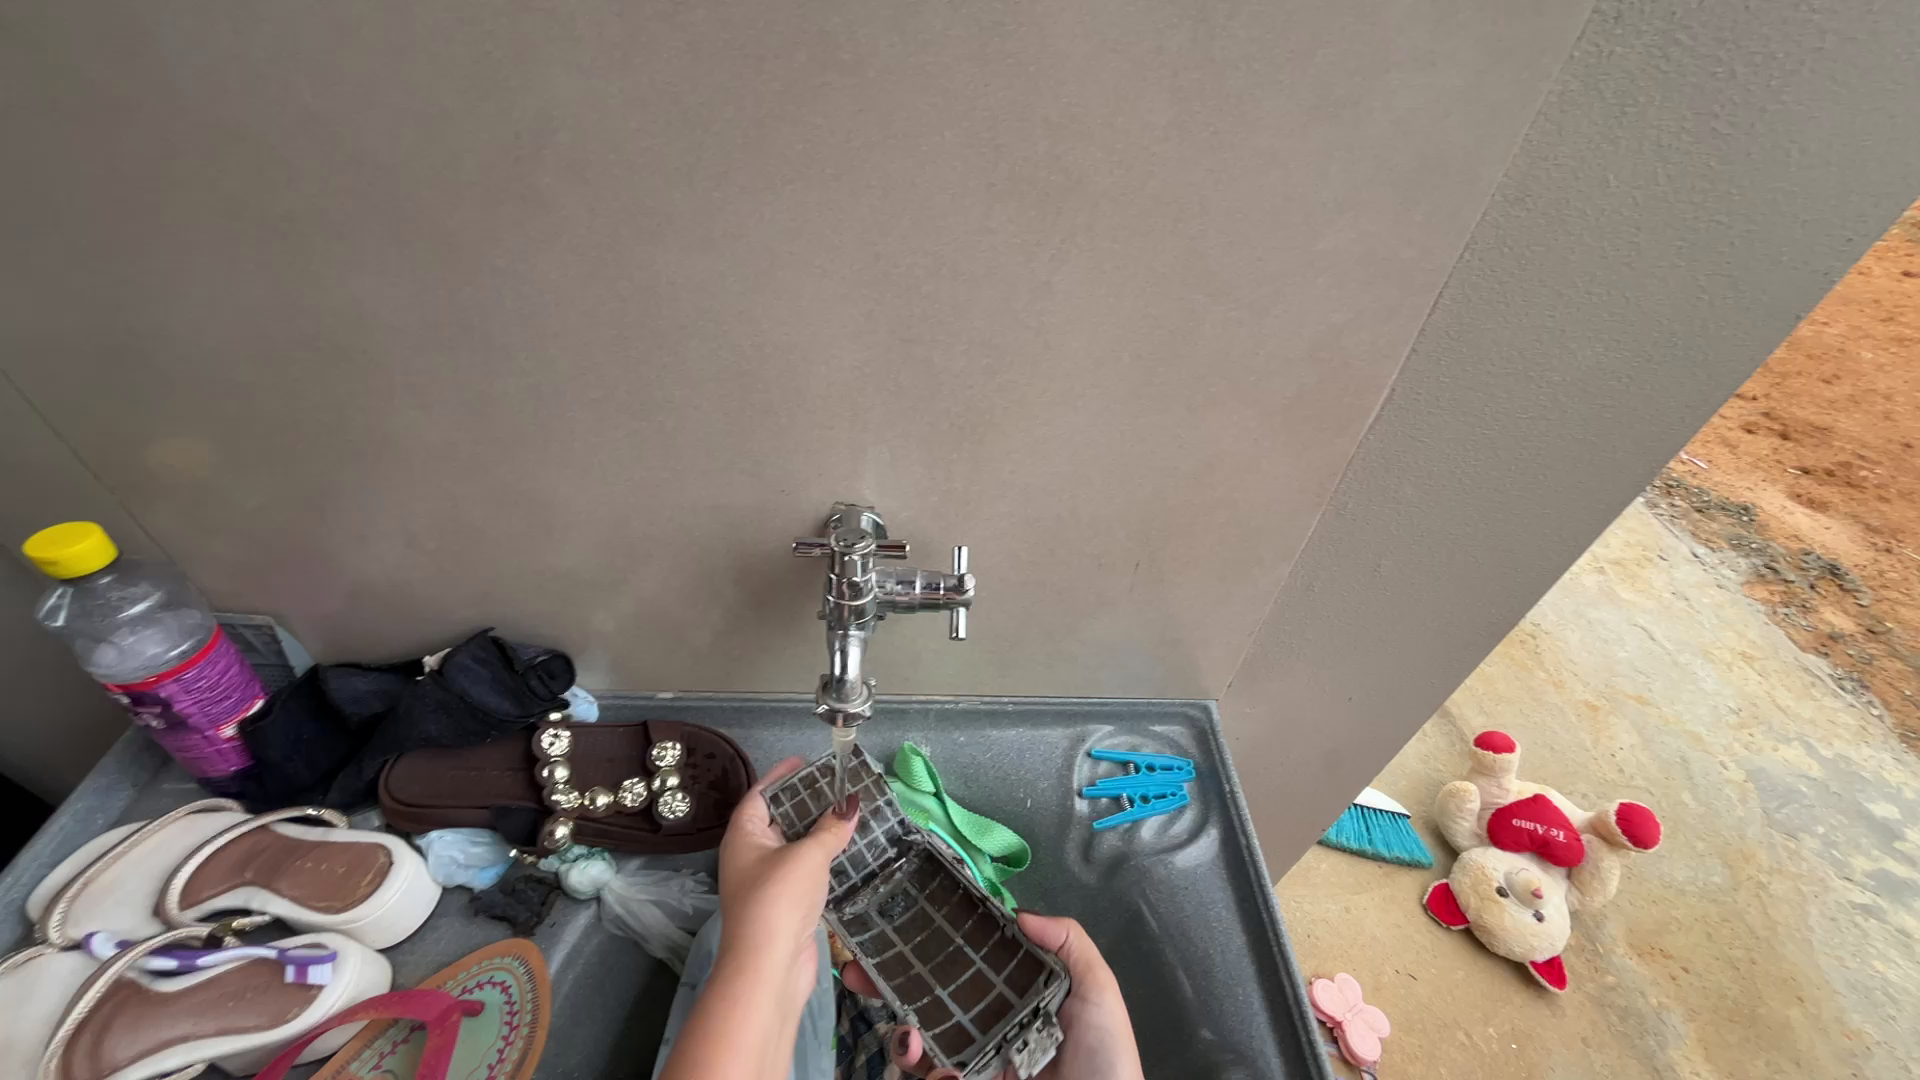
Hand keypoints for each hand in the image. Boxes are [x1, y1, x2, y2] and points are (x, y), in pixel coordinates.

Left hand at [716, 756, 860, 1007]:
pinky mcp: (783, 905)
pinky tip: (844, 850)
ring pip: (793, 846)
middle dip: (804, 802)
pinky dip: (821, 858)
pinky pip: (803, 870)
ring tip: (846, 812)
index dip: (780, 776)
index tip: (804, 762)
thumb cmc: (779, 899)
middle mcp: (749, 855)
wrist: (769, 968)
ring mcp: (766, 882)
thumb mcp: (808, 855)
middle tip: (835, 785)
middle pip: (777, 818)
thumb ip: (831, 828)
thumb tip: (851, 805)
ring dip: (816, 831)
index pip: (760, 794)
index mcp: (744, 835)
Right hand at [845, 912, 1145, 1079]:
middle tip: (858, 972)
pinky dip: (931, 1074)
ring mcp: (974, 1065)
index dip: (931, 945)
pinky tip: (946, 1075)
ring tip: (908, 1040)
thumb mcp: (1098, 993)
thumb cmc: (1105, 1058)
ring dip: (901, 1035)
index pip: (964, 962)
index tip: (897, 927)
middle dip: (887, 983)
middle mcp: (986, 1025)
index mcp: (1012, 994)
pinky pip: (934, 1078)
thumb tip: (1018, 912)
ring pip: (919, 1043)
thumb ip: (1068, 943)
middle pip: (927, 998)